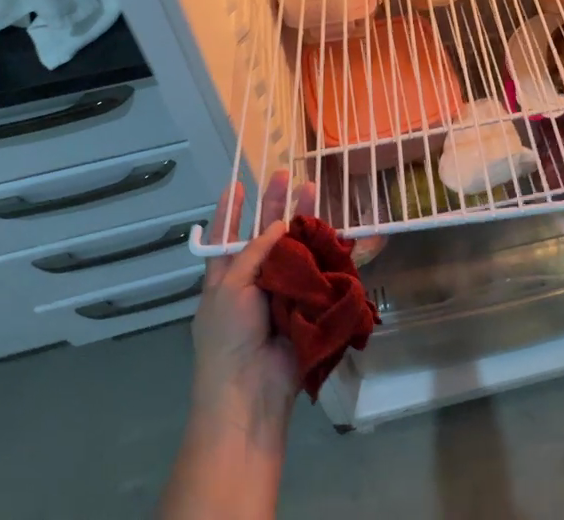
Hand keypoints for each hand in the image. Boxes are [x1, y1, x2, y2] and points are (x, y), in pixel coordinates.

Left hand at [190, 171, 317, 438]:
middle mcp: (254, 281)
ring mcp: (282, 292)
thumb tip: (277, 227)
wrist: (252, 388)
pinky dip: (330, 252)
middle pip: (266, 236)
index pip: (227, 237)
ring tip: (314, 189)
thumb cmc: (228, 335)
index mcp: (225, 278)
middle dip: (276, 206)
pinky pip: (320, 273)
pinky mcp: (309, 304)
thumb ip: (254, 252)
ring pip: (296, 249)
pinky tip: (338, 229)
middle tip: (289, 174)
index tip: (238, 184)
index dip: (231, 211)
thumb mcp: (229, 287)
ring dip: (304, 221)